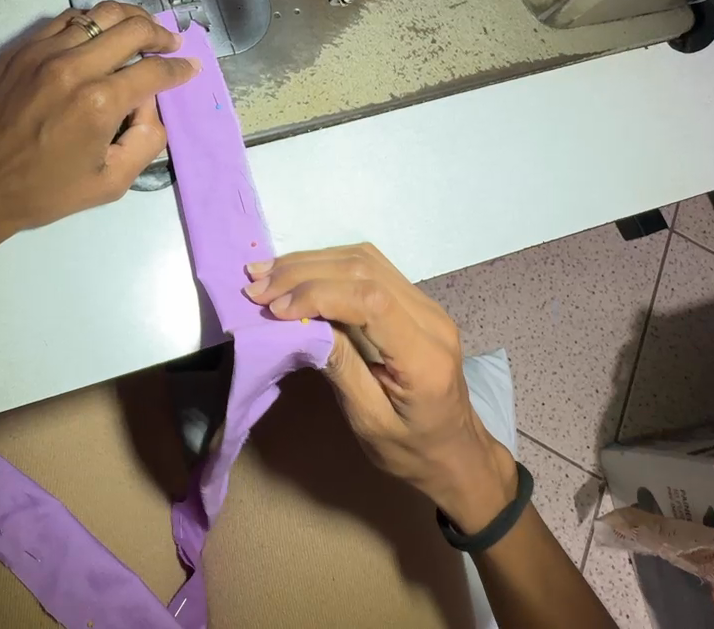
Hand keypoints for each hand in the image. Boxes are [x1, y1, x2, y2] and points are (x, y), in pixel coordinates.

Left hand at [0, 1, 197, 253]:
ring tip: (140, 30)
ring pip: (99, 14)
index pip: (155, 70)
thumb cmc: (41, 193)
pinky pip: (65, 20)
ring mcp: (43, 51)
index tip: (189, 68)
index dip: (179, 68)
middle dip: (161, 33)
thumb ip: (146, 141)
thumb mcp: (109, 184)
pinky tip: (96, 35)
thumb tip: (154, 105)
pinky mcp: (20, 49)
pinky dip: (90, 22)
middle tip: (170, 43)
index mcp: (100, 102)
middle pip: (133, 28)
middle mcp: (74, 66)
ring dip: (128, 19)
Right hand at [243, 244, 518, 529]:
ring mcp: (426, 303)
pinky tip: (296, 273)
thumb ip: (341, 369)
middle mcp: (430, 319)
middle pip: (364, 270)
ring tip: (267, 275)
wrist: (457, 453)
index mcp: (424, 356)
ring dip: (309, 262)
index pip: (371, 300)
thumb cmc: (412, 451)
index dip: (319, 294)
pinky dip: (326, 264)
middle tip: (256, 288)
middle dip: (303, 273)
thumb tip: (302, 324)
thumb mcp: (370, 424)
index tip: (275, 309)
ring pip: (363, 259)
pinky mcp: (414, 299)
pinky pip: (368, 266)